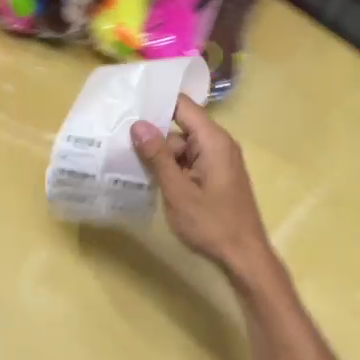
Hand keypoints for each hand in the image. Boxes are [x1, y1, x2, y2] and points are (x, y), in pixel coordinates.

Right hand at [130, 96, 274, 280]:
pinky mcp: (214, 176)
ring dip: (159, 157)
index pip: (182, 106)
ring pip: (181, 148)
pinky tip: (148, 179)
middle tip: (117, 142)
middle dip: (152, 136)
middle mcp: (218, 144)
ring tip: (125, 162)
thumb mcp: (178, 191)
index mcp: (213, 141)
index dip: (155, 104)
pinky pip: (188, 163)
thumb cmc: (211, 223)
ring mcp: (217, 161)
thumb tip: (138, 125)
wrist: (243, 255)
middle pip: (179, 128)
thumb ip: (158, 157)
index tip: (126, 107)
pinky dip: (170, 169)